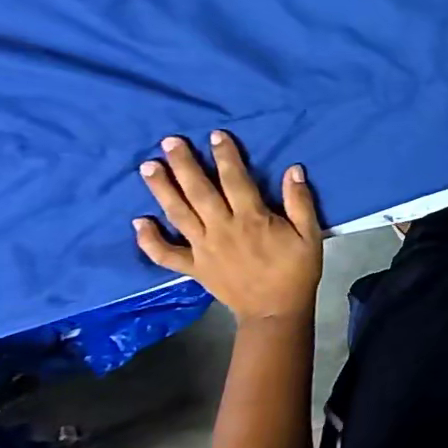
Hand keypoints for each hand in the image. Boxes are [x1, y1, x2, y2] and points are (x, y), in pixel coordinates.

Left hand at [135, 132, 323, 324]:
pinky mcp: (194, 268)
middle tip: (168, 141)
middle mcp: (222, 229)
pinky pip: (166, 254)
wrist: (276, 312)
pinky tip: (138, 222)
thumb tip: (293, 170)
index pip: (235, 179)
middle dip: (183, 164)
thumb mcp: (309, 235)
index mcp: (251, 219)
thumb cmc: (296, 271)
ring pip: (178, 214)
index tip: (215, 135)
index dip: (225, 155)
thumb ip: (300, 202)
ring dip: (162, 190)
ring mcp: (204, 249)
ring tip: (147, 167)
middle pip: (198, 191)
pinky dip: (149, 240)